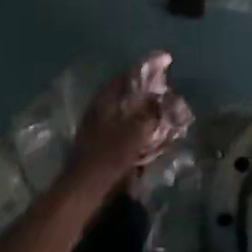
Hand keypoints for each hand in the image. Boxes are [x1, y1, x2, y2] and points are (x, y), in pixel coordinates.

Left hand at [66, 52, 191, 189]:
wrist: (83, 190)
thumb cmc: (109, 157)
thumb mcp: (136, 132)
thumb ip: (152, 112)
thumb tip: (166, 97)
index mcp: (107, 99)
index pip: (130, 74)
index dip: (149, 66)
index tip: (167, 60)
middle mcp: (100, 107)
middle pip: (127, 90)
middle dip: (149, 87)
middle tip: (168, 87)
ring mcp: (98, 125)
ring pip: (126, 108)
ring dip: (144, 107)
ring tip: (164, 108)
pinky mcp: (100, 142)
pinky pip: (125, 125)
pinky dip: (138, 124)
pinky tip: (151, 130)